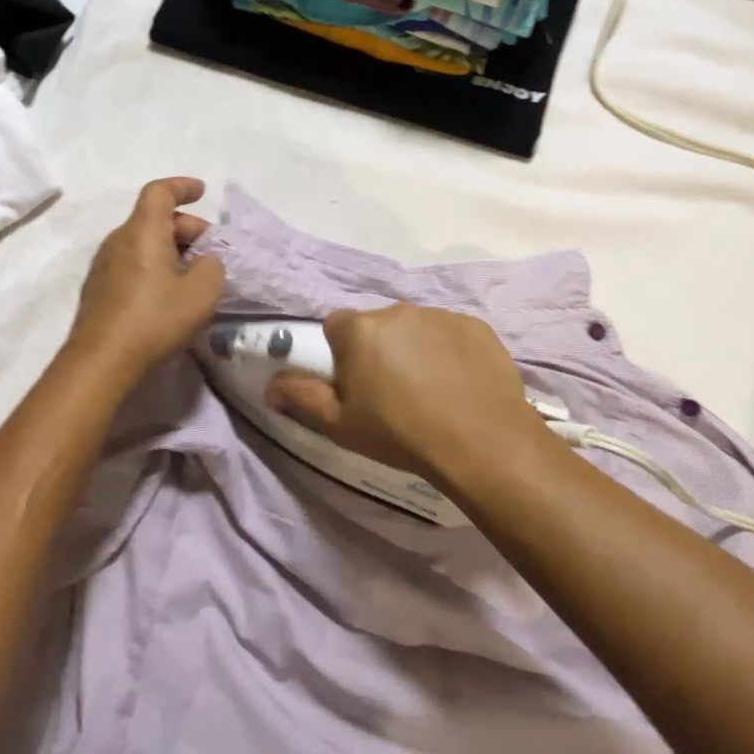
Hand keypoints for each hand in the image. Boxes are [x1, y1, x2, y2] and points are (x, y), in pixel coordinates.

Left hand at [67, 178, 225, 377]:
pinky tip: (169, 294)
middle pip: (153, 219)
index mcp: (142, 231)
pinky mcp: (99, 290)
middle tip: (210, 250)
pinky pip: (132, 264)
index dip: (182, 187)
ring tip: (194, 275)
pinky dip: (154, 267)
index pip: (160, 192)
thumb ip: (212, 267)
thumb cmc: (155, 320)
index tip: (202, 191)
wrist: (102, 361)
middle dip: (186, 227)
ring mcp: (104, 266)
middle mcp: (118, 240)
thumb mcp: (202, 293)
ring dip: (170, 250)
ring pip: (143, 243)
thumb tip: (205, 260)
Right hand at [265, 304, 543, 479]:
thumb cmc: (400, 434)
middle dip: (378, 350)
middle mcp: (398, 311)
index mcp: (359, 329)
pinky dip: (450, 352)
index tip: (353, 384)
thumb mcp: (339, 425)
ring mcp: (441, 315)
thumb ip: (300, 397)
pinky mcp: (477, 326)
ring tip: (430, 391)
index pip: (335, 327)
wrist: (482, 443)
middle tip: (390, 393)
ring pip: (415, 328)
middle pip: (376, 326)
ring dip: (414, 349)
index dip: (341, 354)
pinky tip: (459, 385)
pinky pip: (451, 334)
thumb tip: (271, 386)